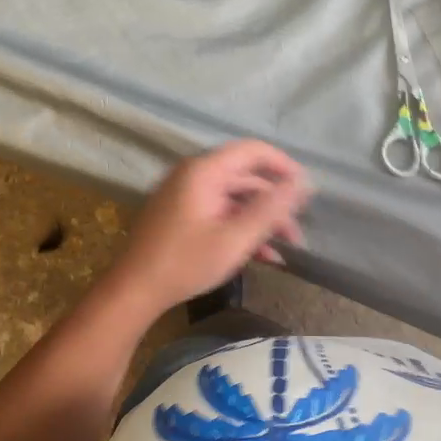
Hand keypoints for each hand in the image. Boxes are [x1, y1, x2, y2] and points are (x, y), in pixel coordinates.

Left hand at [109, 141, 311, 316]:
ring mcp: (186, 194)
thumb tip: (301, 183)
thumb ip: (269, 210)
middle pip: (245, 176)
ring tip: (288, 248)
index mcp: (204, 171)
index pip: (252, 150)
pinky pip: (219, 211)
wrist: (134, 289)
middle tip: (298, 229)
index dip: (282, 164)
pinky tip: (263, 256)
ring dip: (261, 219)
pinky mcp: (182, 213)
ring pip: (234, 197)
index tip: (306, 189)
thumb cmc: (185, 262)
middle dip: (274, 202)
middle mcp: (194, 174)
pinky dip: (240, 227)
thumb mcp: (234, 239)